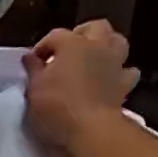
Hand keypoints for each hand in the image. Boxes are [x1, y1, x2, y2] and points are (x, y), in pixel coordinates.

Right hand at [22, 20, 139, 150]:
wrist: (91, 129)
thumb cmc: (58, 106)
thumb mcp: (35, 88)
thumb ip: (33, 69)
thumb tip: (30, 57)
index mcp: (72, 44)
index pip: (55, 36)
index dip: (43, 46)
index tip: (34, 61)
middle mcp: (97, 47)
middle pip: (95, 27)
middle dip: (82, 33)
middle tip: (69, 49)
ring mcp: (115, 64)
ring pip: (117, 42)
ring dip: (106, 46)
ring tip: (94, 58)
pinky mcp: (124, 85)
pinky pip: (127, 72)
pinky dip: (120, 73)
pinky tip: (111, 80)